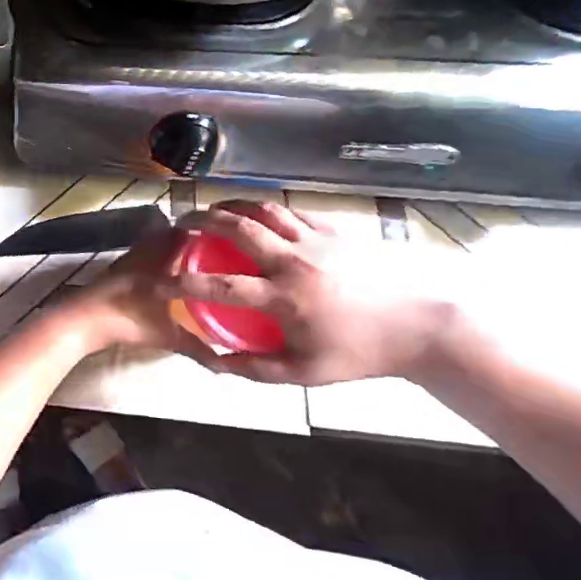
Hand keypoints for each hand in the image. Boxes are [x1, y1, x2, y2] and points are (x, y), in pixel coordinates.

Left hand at [56, 223, 223, 361]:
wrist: (83, 322)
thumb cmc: (128, 321)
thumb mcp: (167, 336)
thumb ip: (197, 347)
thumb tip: (224, 365)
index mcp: (162, 258)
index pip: (187, 235)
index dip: (206, 234)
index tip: (226, 240)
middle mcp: (146, 251)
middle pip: (172, 236)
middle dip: (191, 241)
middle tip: (214, 251)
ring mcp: (129, 258)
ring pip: (155, 245)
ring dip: (172, 249)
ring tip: (194, 261)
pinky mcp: (117, 269)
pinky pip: (143, 255)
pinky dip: (156, 259)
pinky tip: (164, 275)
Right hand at [168, 200, 484, 384]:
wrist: (420, 324)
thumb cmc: (361, 353)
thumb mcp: (307, 373)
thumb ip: (258, 369)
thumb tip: (219, 363)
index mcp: (284, 299)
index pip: (222, 286)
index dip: (185, 283)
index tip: (160, 282)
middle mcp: (294, 261)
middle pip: (239, 229)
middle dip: (204, 220)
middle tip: (185, 220)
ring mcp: (315, 240)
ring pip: (265, 210)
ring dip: (235, 206)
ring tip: (217, 208)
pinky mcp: (334, 230)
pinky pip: (293, 211)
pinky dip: (269, 209)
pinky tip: (261, 213)